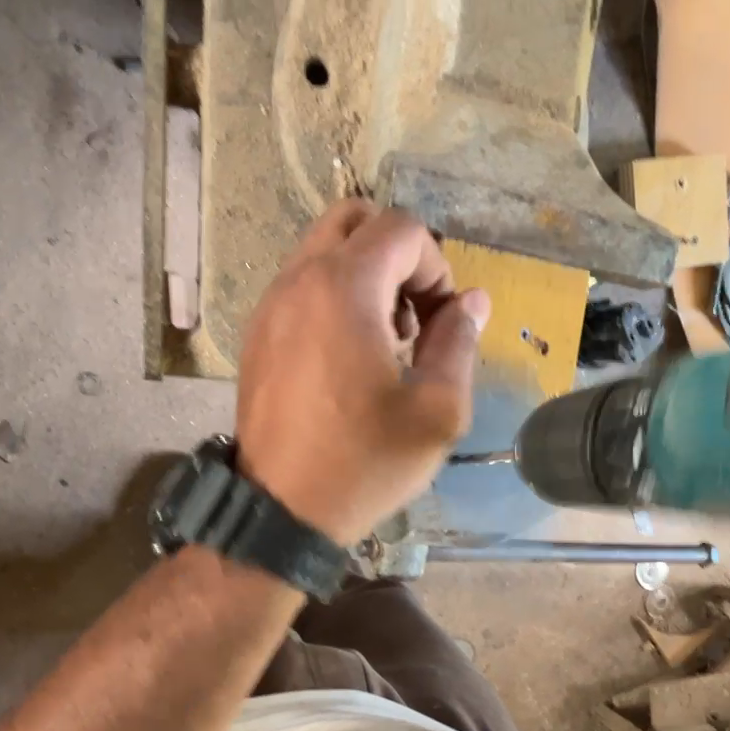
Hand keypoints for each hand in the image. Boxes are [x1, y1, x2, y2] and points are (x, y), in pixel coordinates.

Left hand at [234, 200, 489, 545]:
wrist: (281, 511)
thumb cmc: (365, 463)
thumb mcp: (436, 411)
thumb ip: (459, 343)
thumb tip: (472, 301)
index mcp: (344, 288)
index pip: (402, 229)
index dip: (437, 267)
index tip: (443, 323)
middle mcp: (298, 280)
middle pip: (354, 219)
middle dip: (398, 254)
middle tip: (415, 316)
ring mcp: (270, 305)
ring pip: (323, 250)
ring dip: (365, 275)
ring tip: (385, 342)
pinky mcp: (257, 335)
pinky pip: (301, 285)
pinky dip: (334, 297)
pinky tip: (348, 359)